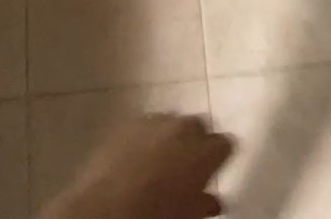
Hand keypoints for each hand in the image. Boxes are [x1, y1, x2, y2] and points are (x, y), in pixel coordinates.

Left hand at [41, 113, 236, 218]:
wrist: (105, 209)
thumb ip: (203, 203)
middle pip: (198, 125)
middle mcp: (183, 127)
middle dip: (195, 142)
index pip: (225, 144)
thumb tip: (212, 201)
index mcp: (205, 151)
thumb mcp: (187, 215)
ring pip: (170, 122)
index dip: (220, 158)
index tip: (213, 172)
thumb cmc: (156, 215)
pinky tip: (137, 157)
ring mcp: (154, 120)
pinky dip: (146, 137)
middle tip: (187, 167)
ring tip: (160, 161)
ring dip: (170, 137)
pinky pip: (145, 125)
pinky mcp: (127, 122)